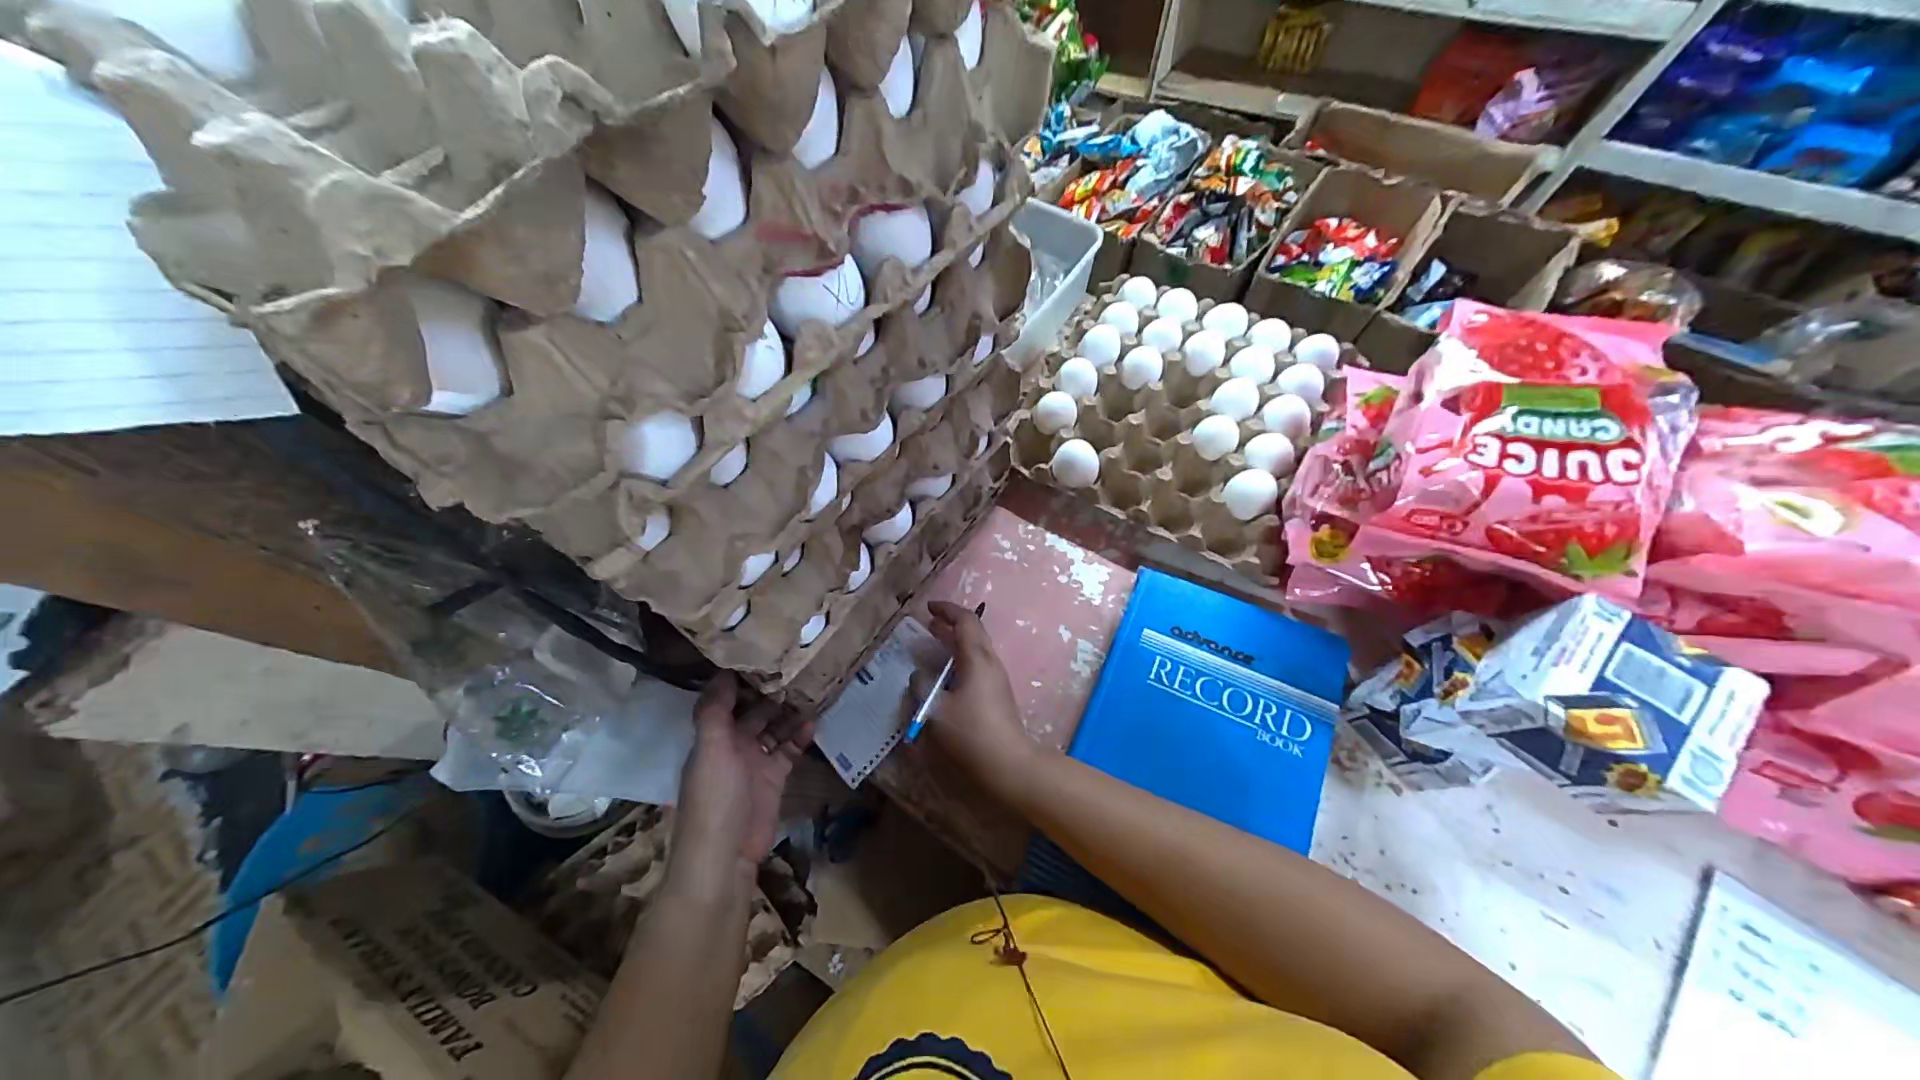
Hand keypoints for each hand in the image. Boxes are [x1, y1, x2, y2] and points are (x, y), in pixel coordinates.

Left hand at [672, 674, 812, 875]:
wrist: (725, 853)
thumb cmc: (714, 797)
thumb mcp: (711, 749)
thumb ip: (715, 711)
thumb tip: (722, 672)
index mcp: (712, 736)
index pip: (725, 700)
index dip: (740, 679)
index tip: (761, 652)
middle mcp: (732, 745)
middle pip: (753, 711)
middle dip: (771, 692)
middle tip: (796, 666)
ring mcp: (754, 761)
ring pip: (774, 728)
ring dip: (789, 712)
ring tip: (811, 689)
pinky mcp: (774, 778)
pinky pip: (788, 750)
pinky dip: (799, 736)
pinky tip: (813, 721)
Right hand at [922, 600, 1042, 794]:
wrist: (1009, 764)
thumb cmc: (971, 733)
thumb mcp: (936, 710)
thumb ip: (922, 686)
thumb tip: (919, 676)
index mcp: (977, 659)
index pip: (965, 621)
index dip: (947, 610)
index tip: (928, 608)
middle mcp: (990, 663)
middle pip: (973, 633)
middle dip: (950, 625)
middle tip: (929, 624)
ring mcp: (996, 679)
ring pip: (976, 650)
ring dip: (955, 642)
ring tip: (935, 644)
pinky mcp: (996, 695)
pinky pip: (977, 665)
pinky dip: (960, 659)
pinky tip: (946, 674)